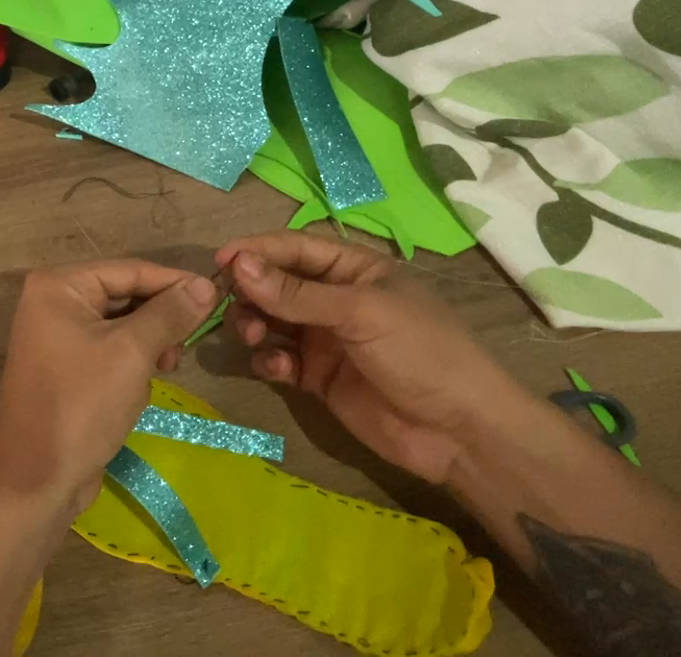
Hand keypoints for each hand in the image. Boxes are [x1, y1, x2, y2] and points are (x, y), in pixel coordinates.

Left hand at [0, 260, 218, 517]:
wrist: (40, 477)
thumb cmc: (83, 404)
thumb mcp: (132, 352)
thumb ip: (169, 314)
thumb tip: (206, 284)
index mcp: (58, 286)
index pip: (129, 270)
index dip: (174, 282)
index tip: (218, 295)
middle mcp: (52, 301)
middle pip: (124, 295)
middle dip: (159, 321)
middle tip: (189, 343)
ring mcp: (57, 335)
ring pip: (122, 325)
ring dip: (147, 346)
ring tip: (165, 368)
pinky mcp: (66, 366)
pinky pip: (110, 350)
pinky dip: (131, 365)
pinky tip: (140, 389)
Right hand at [216, 231, 531, 484]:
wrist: (461, 433)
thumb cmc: (421, 352)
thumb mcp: (359, 313)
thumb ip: (295, 293)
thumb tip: (237, 264)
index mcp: (354, 269)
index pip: (294, 247)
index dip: (257, 250)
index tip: (219, 259)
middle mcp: (335, 299)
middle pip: (277, 283)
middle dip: (251, 290)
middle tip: (226, 303)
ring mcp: (326, 339)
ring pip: (273, 320)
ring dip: (255, 323)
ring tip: (252, 335)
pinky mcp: (319, 377)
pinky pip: (280, 359)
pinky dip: (270, 360)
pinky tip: (275, 368)